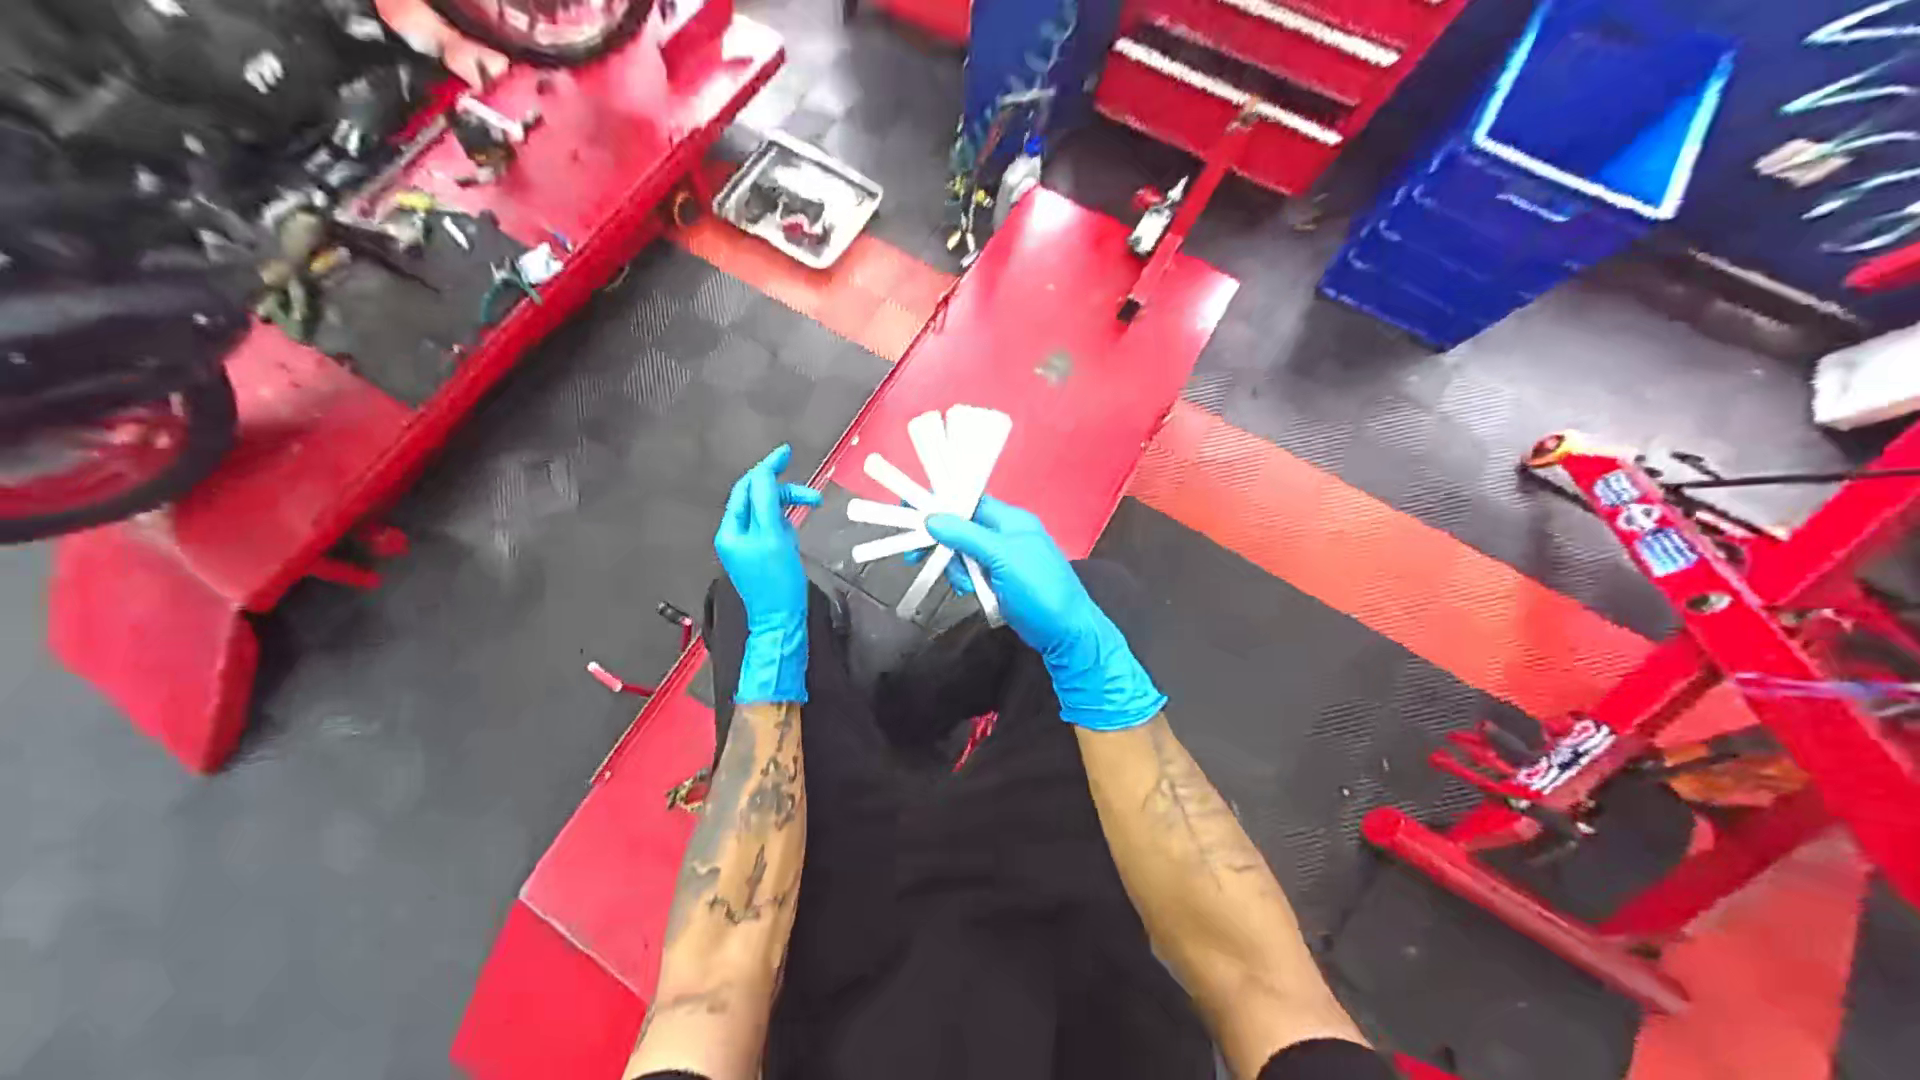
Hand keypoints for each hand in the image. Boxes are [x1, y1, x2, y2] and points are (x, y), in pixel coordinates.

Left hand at [715, 445, 821, 703]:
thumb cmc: (776, 583)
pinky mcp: (763, 553)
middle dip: (782, 489)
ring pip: (767, 511)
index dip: (766, 468)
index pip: (747, 488)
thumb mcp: (772, 537)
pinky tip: (796, 527)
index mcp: (732, 530)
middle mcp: (736, 535)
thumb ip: (766, 502)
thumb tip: (763, 474)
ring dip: (788, 505)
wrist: (782, 619)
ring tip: (811, 507)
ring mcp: (749, 545)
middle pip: (757, 498)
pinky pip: (773, 526)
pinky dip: (786, 520)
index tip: (785, 452)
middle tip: (809, 491)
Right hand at [926, 496, 1164, 729]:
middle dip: (945, 544)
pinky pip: (972, 571)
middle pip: (961, 527)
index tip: (914, 514)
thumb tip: (933, 517)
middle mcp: (1006, 534)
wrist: (1067, 634)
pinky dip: (966, 580)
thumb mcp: (1002, 558)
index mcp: (1011, 520)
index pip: (969, 500)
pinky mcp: (1000, 580)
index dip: (941, 504)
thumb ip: (966, 536)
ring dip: (956, 567)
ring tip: (966, 585)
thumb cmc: (1041, 590)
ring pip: (963, 552)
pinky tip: (971, 592)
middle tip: (919, 557)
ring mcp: (1003, 558)